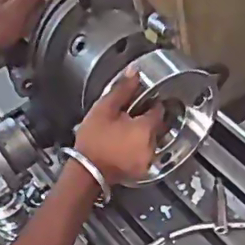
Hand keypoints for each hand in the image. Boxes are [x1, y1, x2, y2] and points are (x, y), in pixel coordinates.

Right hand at [75, 68, 163, 185]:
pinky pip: (146, 155)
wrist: (86, 171)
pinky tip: (124, 147)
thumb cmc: (94, 140)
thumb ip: (122, 90)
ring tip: (125, 132)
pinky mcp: (142, 171)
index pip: (158, 110)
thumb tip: (134, 72)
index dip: (151, 103)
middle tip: (130, 117)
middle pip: (158, 126)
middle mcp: (152, 145)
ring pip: (152, 141)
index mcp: (146, 128)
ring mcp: (148, 160)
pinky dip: (139, 149)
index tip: (141, 102)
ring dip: (143, 136)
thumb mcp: (105, 109)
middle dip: (147, 120)